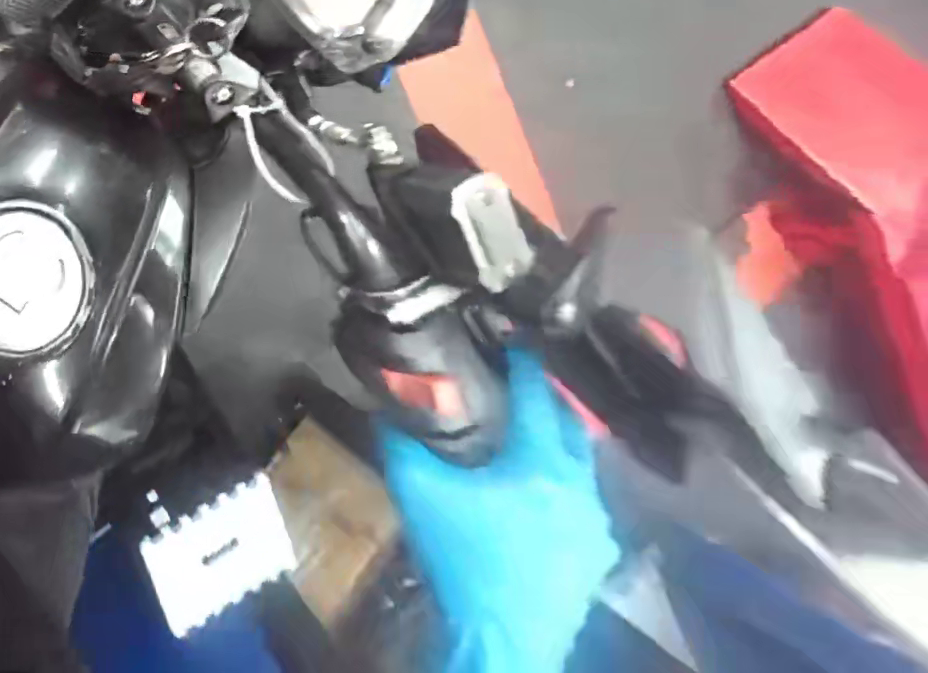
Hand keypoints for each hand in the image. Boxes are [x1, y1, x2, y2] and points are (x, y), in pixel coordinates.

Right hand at [379, 352, 620, 672]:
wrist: (501, 639)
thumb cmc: (459, 553)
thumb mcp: (414, 486)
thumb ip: (398, 439)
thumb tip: (383, 408)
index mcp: (542, 469)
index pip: (539, 403)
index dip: (528, 367)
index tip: (519, 339)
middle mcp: (581, 492)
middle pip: (571, 432)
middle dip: (548, 401)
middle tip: (519, 378)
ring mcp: (595, 529)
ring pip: (579, 468)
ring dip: (553, 441)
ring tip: (521, 426)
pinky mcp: (594, 557)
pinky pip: (580, 498)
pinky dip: (557, 476)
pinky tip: (529, 483)